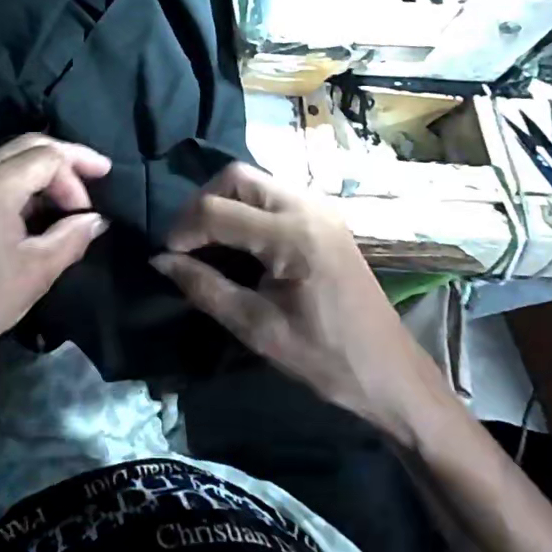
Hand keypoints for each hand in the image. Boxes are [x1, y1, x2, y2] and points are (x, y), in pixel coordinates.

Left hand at [0, 134, 111, 388]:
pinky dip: (23, 182)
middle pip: (29, 145)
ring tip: (73, 194)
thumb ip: (71, 237)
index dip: (76, 179)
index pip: (47, 156)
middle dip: (66, 158)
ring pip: (11, 157)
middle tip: (99, 173)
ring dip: (44, 170)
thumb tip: (96, 220)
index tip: (88, 215)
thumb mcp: (36, 271)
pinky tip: (39, 206)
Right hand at [151, 163, 446, 441]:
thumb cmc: (326, 358)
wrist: (392, 374)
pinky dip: (244, 207)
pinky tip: (237, 241)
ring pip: (252, 180)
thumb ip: (204, 288)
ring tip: (205, 242)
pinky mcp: (324, 216)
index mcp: (293, 237)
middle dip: (200, 204)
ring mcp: (319, 208)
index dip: (181, 231)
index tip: (167, 258)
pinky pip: (271, 193)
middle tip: (186, 243)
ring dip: (221, 203)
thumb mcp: (257, 329)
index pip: (216, 210)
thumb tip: (159, 260)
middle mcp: (307, 208)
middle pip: (234, 177)